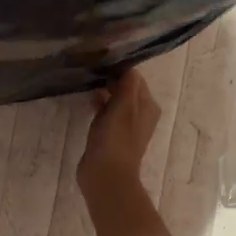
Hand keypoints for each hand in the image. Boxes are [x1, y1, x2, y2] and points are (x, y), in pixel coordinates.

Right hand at [78, 69, 161, 204]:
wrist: (105, 177)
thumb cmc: (115, 141)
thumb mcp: (122, 108)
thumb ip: (126, 85)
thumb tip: (126, 65)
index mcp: (148, 106)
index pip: (135, 78)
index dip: (119, 68)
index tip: (100, 59)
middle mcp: (140, 114)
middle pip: (127, 88)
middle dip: (111, 78)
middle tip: (90, 67)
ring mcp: (126, 126)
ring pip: (116, 100)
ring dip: (104, 91)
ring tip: (87, 79)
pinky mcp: (111, 135)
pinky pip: (106, 113)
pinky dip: (99, 105)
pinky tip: (86, 99)